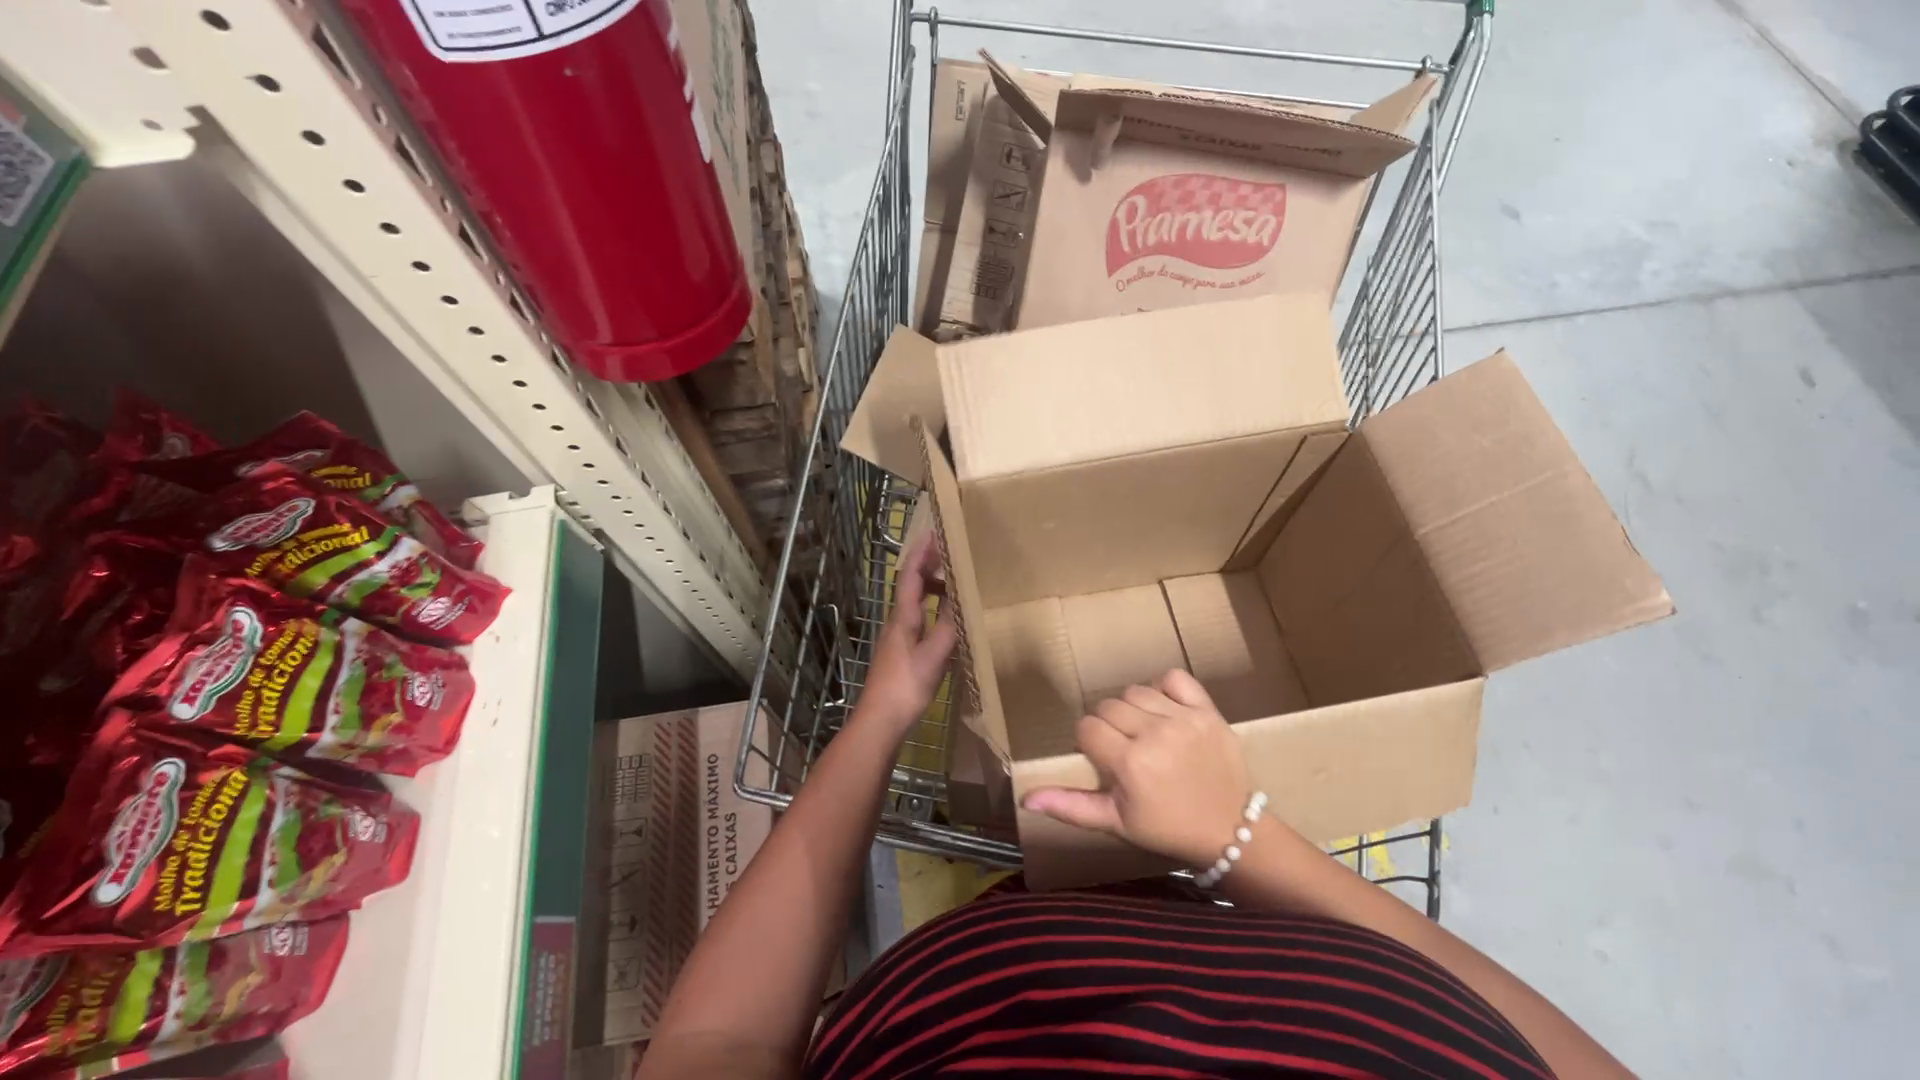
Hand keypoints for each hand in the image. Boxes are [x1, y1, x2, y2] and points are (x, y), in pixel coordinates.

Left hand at [854, 535, 958, 737]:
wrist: (879, 722)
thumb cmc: (905, 687)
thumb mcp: (934, 655)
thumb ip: (948, 625)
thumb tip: (959, 595)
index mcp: (902, 618)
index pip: (910, 575)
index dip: (921, 553)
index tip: (935, 532)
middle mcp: (896, 623)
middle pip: (910, 587)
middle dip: (928, 567)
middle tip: (950, 555)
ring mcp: (897, 640)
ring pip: (914, 605)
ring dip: (931, 591)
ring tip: (954, 587)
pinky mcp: (901, 656)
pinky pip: (918, 622)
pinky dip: (933, 613)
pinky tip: (947, 625)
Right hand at [1021, 670, 1250, 867]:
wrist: (1229, 829)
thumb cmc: (1166, 828)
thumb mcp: (1116, 822)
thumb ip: (1070, 806)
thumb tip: (1027, 798)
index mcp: (1131, 764)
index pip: (1087, 728)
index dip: (1088, 743)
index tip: (1102, 760)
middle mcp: (1156, 735)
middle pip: (1108, 707)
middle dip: (1108, 726)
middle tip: (1122, 749)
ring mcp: (1185, 719)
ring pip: (1136, 691)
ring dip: (1132, 708)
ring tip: (1143, 732)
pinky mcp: (1208, 711)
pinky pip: (1174, 678)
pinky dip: (1164, 688)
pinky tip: (1164, 711)